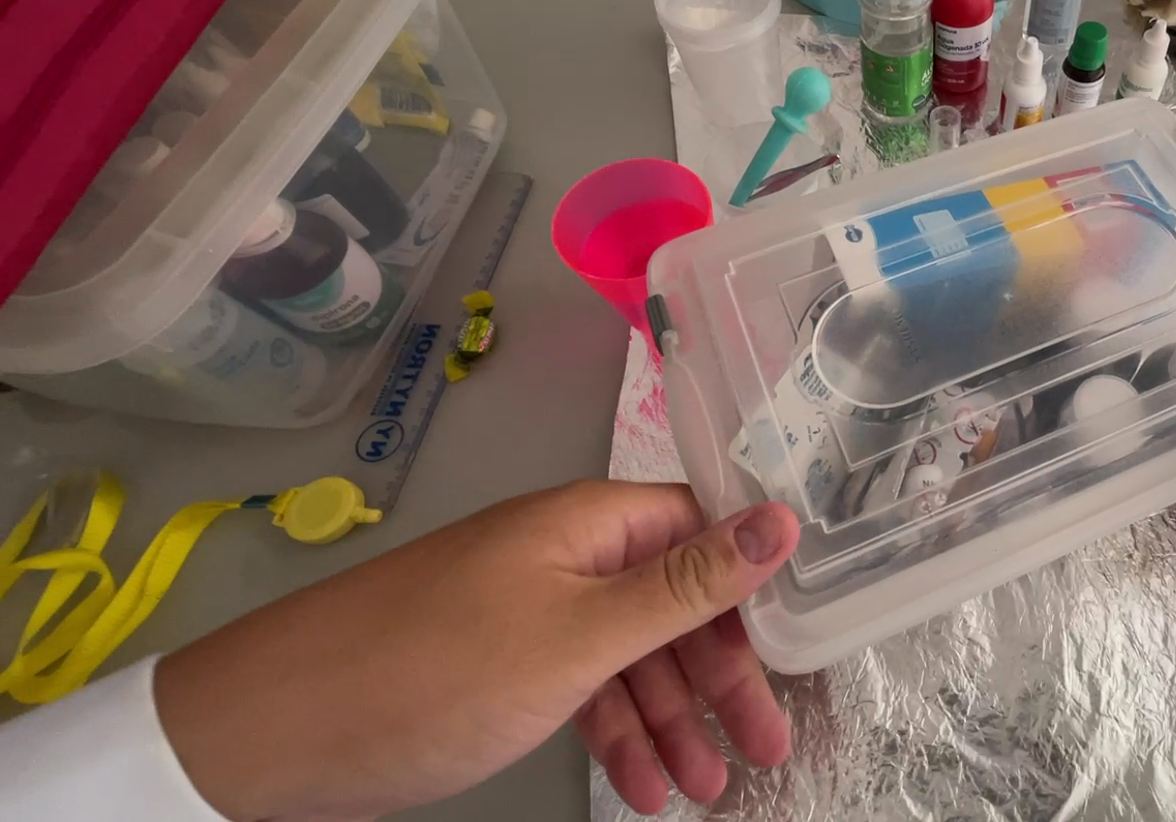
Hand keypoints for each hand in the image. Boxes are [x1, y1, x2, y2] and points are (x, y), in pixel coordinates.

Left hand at [154, 481, 799, 819]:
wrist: (251, 743)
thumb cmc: (441, 671)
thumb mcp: (583, 634)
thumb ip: (692, 582)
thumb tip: (785, 517)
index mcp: (601, 522)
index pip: (706, 533)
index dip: (751, 587)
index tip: (792, 646)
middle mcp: (579, 554)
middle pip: (676, 604)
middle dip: (719, 679)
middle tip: (765, 747)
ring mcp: (542, 609)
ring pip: (634, 655)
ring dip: (671, 721)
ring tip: (706, 790)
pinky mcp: (510, 661)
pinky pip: (586, 687)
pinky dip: (616, 734)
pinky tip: (642, 790)